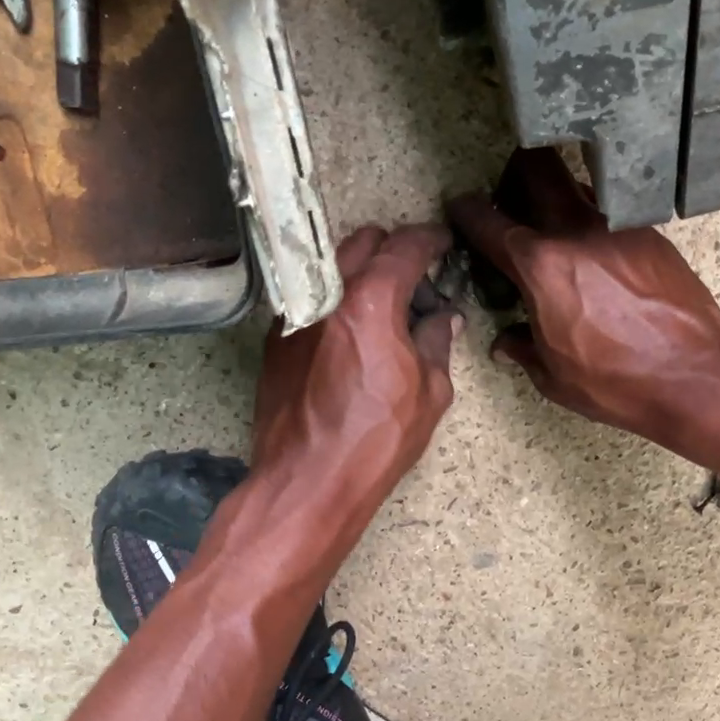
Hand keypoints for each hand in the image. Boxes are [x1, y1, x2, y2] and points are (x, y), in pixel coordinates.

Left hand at [252, 224, 458, 494]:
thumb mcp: (430, 393)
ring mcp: (295, 314)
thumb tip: (443, 319)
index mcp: (371, 302)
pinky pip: (312, 297)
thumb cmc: (377, 441)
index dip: (431, 240)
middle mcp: (326, 295)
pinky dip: (336, 299)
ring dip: (361, 272)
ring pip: (331, 266)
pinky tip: (354, 331)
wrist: (308, 479)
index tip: (443, 245)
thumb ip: (436, 343)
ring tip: (385, 304)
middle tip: (416, 276)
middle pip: (362, 242)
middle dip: (392, 249)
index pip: (404, 247)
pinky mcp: (276, 338)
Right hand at [446, 148, 719, 439]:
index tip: (461, 208)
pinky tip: (598, 257)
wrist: (694, 376)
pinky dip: (595, 224)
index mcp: (542, 267)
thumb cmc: (620, 382)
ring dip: (559, 196)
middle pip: (538, 167)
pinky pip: (613, 214)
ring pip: (578, 186)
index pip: (490, 223)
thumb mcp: (555, 377)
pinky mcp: (652, 236)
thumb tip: (506, 343)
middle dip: (515, 171)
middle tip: (510, 195)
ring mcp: (620, 228)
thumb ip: (523, 349)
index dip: (467, 212)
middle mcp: (579, 232)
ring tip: (555, 228)